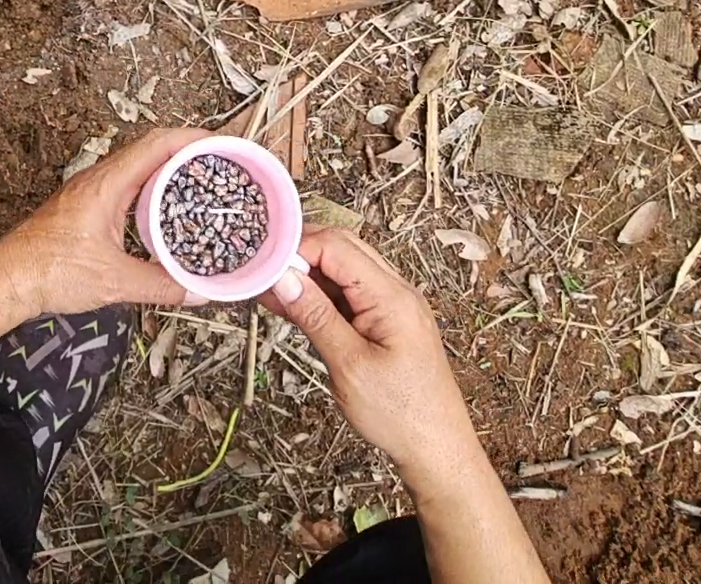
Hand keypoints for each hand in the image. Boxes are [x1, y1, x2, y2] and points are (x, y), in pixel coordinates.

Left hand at [0, 128, 207, 345]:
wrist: (7, 279)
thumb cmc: (48, 271)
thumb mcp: (113, 282)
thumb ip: (160, 286)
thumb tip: (196, 292)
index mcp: (107, 184)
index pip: (156, 144)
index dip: (191, 138)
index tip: (220, 142)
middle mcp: (98, 179)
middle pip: (149, 148)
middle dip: (186, 148)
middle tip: (218, 159)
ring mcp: (90, 190)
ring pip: (137, 165)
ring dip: (168, 166)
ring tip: (199, 178)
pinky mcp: (85, 205)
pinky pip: (126, 182)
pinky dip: (150, 185)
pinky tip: (162, 206)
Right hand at [258, 228, 483, 489]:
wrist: (439, 454)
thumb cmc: (399, 415)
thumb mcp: (349, 366)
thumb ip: (315, 316)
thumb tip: (282, 276)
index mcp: (391, 296)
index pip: (336, 247)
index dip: (296, 248)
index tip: (262, 262)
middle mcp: (394, 291)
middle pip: (340, 248)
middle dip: (299, 253)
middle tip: (262, 269)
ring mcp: (390, 306)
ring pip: (341, 269)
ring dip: (306, 274)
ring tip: (268, 288)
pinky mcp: (383, 322)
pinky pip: (346, 294)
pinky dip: (318, 295)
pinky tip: (288, 304)